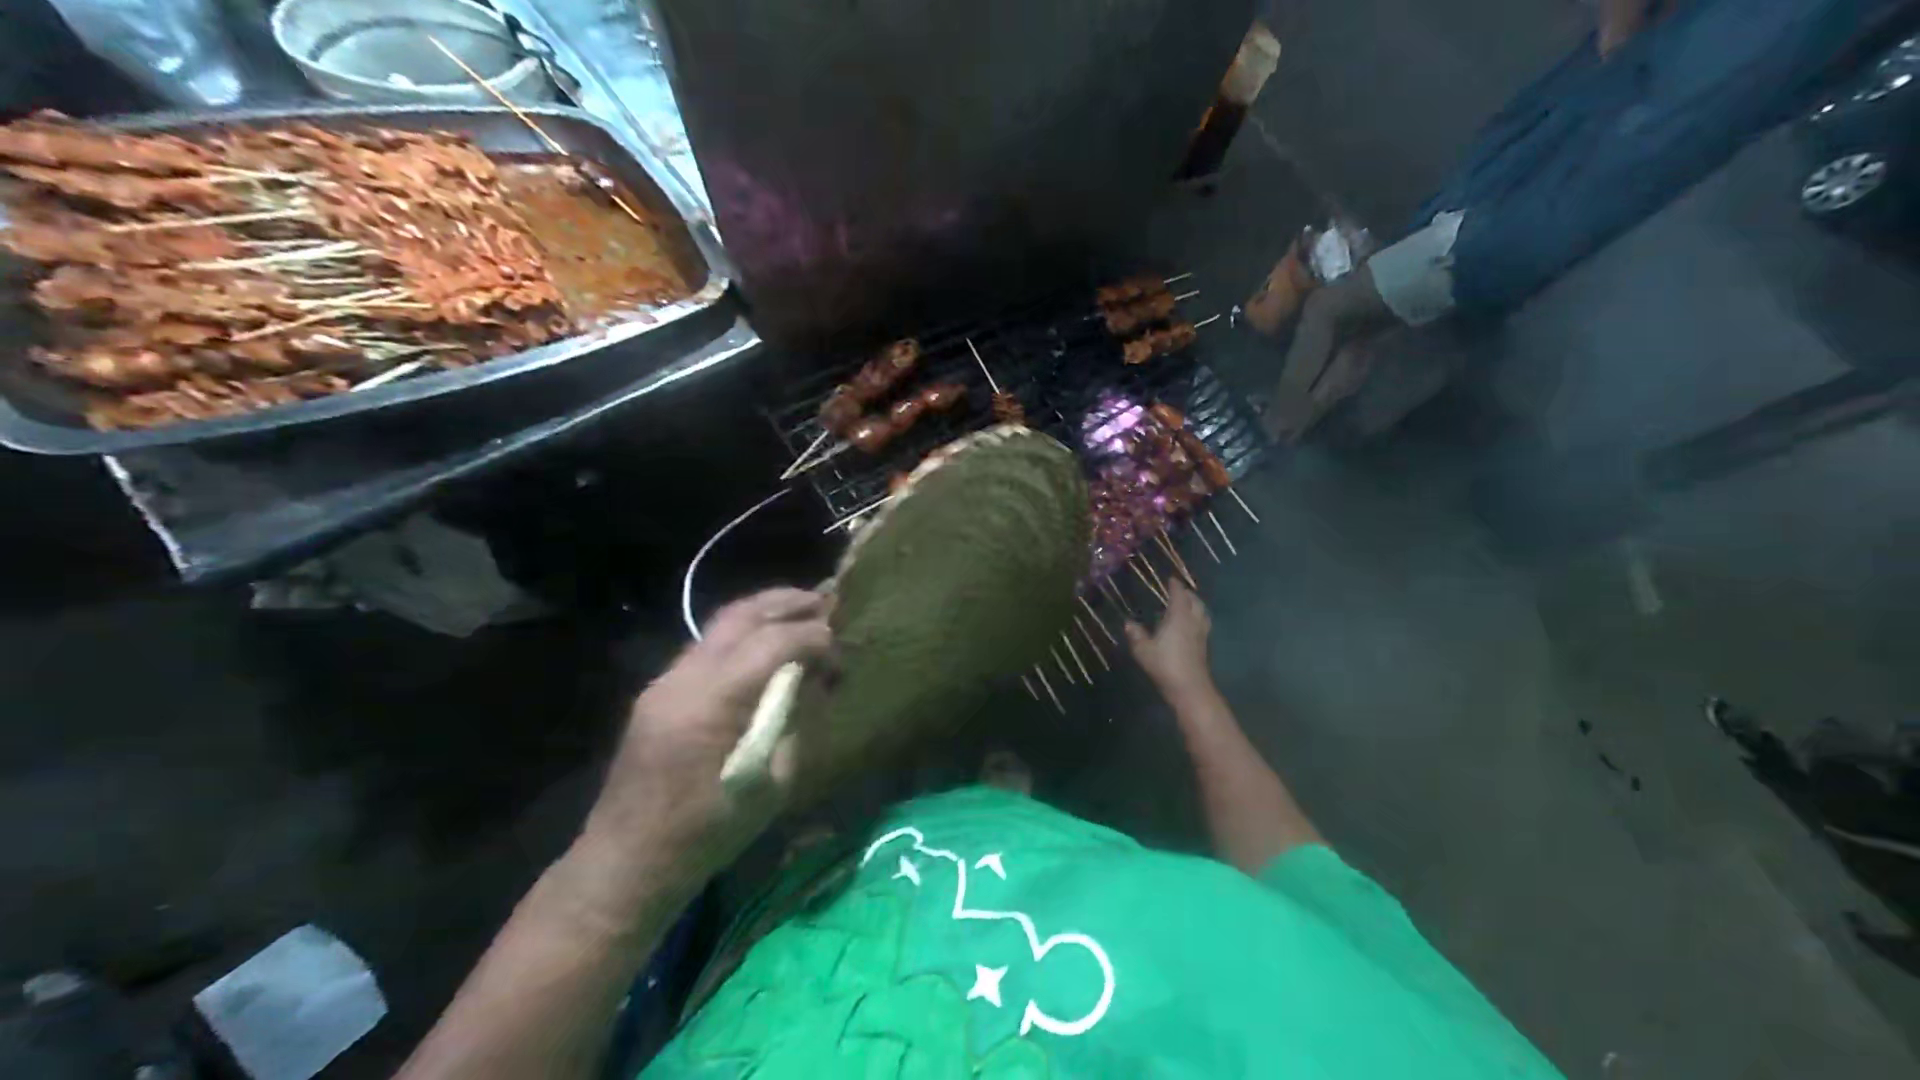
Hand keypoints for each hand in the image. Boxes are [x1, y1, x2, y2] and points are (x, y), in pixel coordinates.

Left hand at [580, 588, 832, 893]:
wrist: (626, 861)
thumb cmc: (706, 835)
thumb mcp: (769, 788)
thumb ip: (794, 725)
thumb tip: (814, 683)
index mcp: (710, 704)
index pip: (769, 643)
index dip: (812, 638)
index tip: (839, 652)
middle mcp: (683, 679)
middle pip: (739, 616)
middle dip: (786, 603)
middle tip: (826, 602)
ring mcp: (665, 681)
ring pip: (719, 625)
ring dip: (764, 614)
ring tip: (803, 615)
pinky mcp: (660, 692)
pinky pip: (708, 647)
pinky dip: (744, 637)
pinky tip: (767, 649)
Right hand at [1124, 582, 1213, 698]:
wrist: (1190, 688)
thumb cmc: (1165, 664)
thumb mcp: (1143, 650)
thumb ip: (1136, 634)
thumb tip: (1128, 623)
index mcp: (1179, 617)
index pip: (1179, 595)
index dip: (1175, 585)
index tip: (1171, 578)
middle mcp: (1193, 621)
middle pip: (1194, 601)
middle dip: (1187, 593)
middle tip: (1178, 590)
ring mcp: (1201, 634)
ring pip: (1202, 613)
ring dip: (1195, 605)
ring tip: (1187, 604)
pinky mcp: (1204, 646)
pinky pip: (1202, 624)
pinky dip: (1197, 617)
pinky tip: (1189, 625)